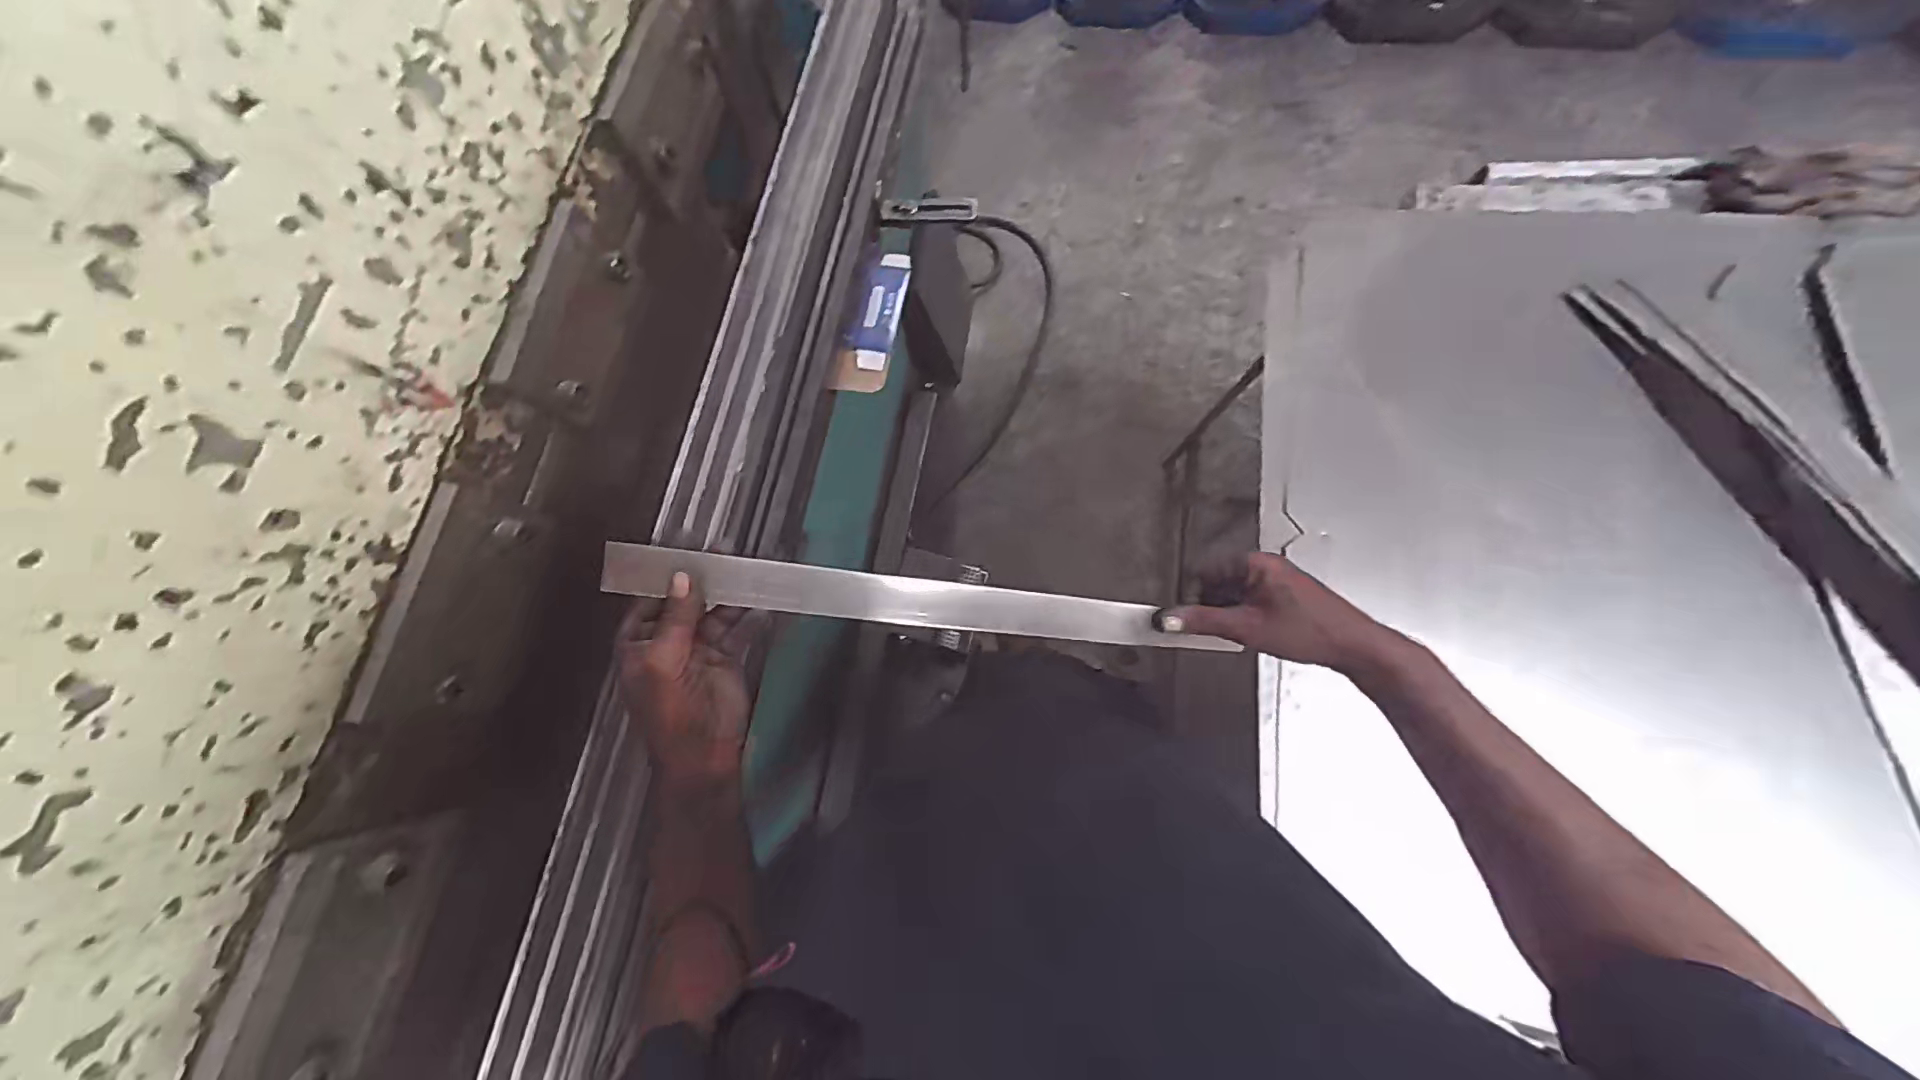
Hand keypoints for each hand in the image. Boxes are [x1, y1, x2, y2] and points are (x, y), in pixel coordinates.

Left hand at [618, 572, 766, 789]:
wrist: (704, 755)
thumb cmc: (671, 715)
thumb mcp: (663, 662)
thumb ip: (675, 618)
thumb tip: (682, 577)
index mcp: (639, 641)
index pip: (652, 597)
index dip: (668, 573)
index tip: (686, 547)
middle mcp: (667, 640)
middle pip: (687, 599)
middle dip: (705, 577)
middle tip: (723, 551)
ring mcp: (698, 647)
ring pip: (714, 610)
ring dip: (729, 592)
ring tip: (746, 569)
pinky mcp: (726, 656)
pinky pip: (737, 628)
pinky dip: (749, 614)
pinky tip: (759, 600)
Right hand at [1159, 552, 1400, 673]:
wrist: (1354, 648)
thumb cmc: (1314, 632)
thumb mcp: (1246, 629)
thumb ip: (1203, 622)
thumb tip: (1171, 617)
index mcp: (1257, 563)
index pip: (1204, 570)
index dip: (1191, 594)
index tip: (1183, 613)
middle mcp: (1266, 566)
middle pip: (1218, 582)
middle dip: (1210, 605)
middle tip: (1209, 628)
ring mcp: (1276, 580)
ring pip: (1233, 593)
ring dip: (1227, 613)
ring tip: (1237, 633)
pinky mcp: (1283, 596)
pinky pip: (1249, 601)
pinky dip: (1243, 617)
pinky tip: (1251, 635)